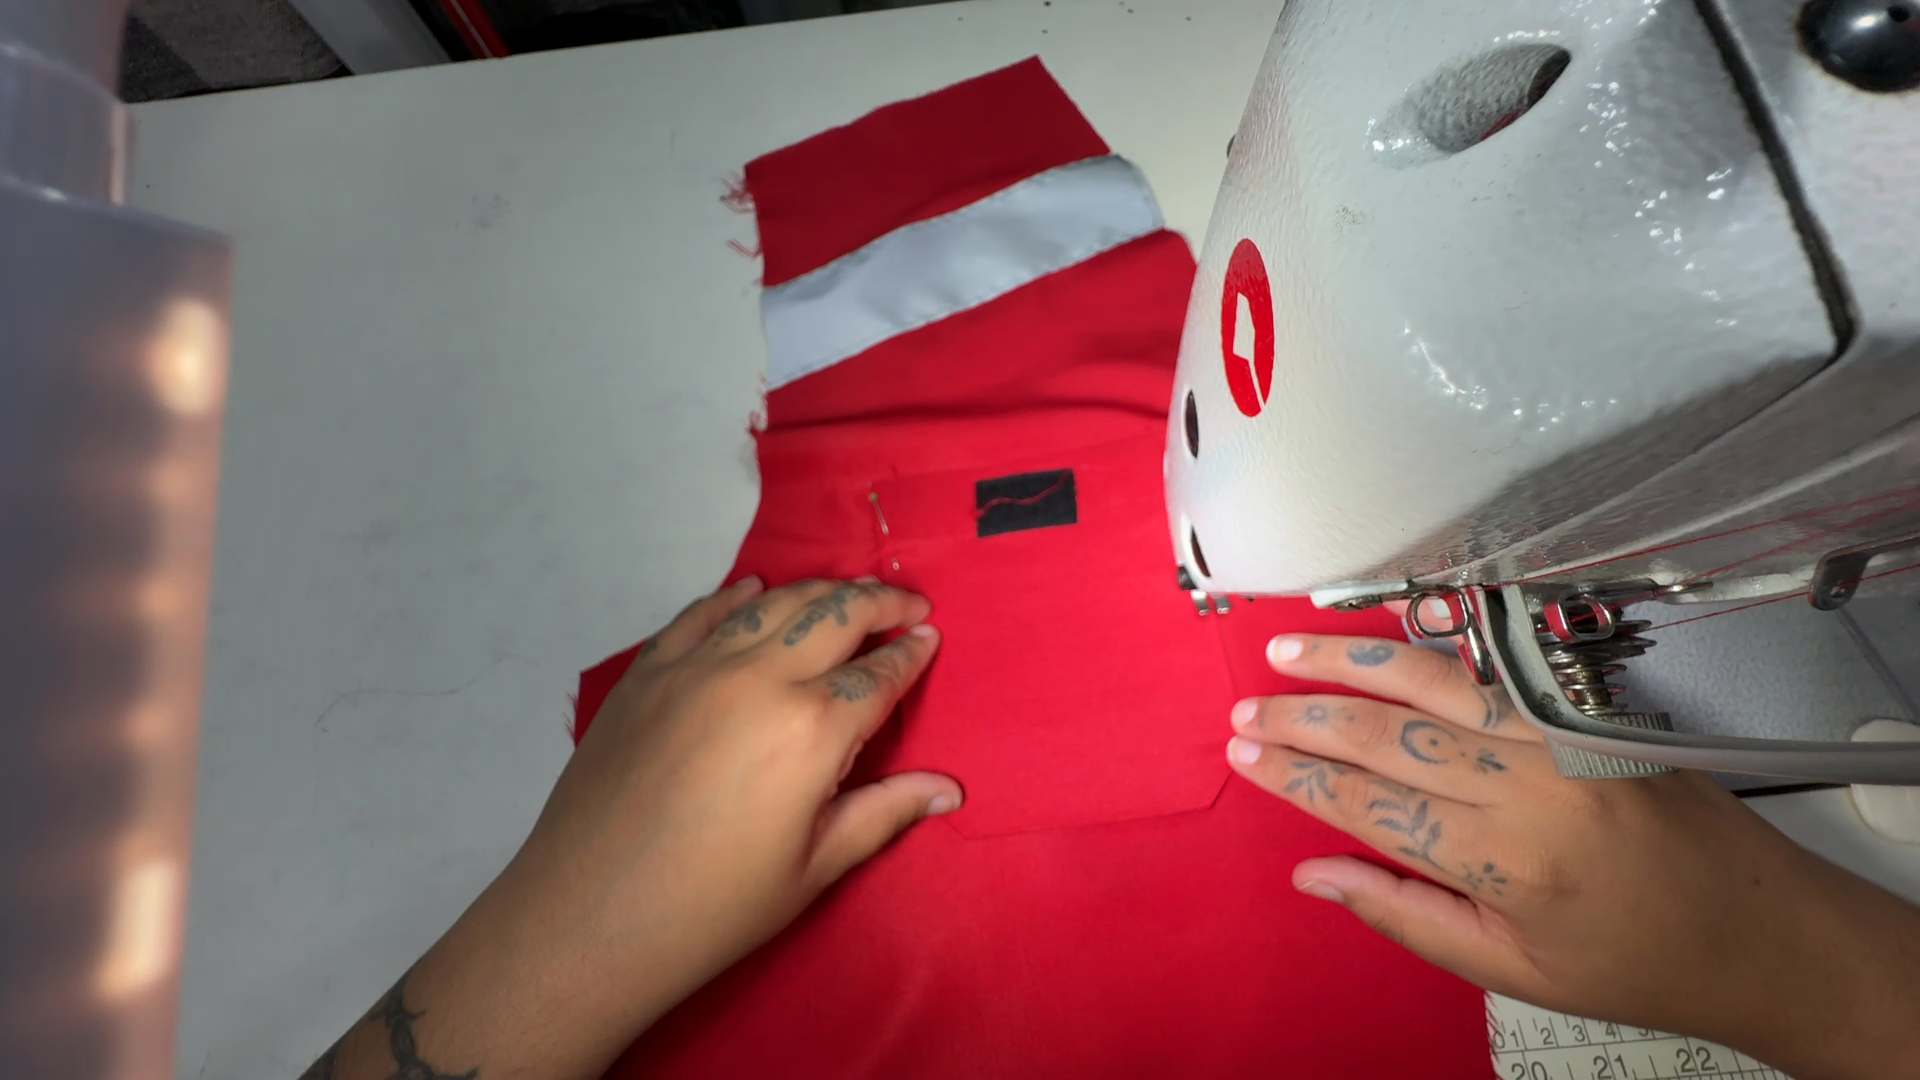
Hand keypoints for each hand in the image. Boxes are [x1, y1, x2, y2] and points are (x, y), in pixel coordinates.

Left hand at [307, 577, 958, 1079]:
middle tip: (908, 604)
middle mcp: (762, 678)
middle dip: (882, 604)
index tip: (931, 636)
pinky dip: (736, 595)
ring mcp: (699, 667)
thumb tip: (953, 790)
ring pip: (776, 603)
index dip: (912, 655)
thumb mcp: (815, 867)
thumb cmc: (713, 908)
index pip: (879, 676)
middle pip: (837, 616)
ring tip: (848, 594)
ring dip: (822, 592)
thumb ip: (887, 812)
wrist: (582, 922)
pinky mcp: (649, 671)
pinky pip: (701, 613)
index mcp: (812, 729)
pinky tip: (756, 590)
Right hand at [1227, 634, 1919, 1079]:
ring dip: (1340, 664)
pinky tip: (1372, 636)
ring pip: (1422, 682)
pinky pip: (1479, 668)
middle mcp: (1527, 788)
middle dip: (1298, 719)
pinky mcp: (1577, 713)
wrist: (1775, 934)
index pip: (1366, 805)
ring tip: (1281, 652)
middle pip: (1382, 736)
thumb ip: (1401, 913)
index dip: (1293, 776)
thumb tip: (1312, 874)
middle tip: (1244, 710)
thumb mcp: (1512, 971)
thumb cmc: (1638, 963)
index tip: (1243, 755)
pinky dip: (1414, 647)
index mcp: (1507, 862)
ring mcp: (1555, 738)